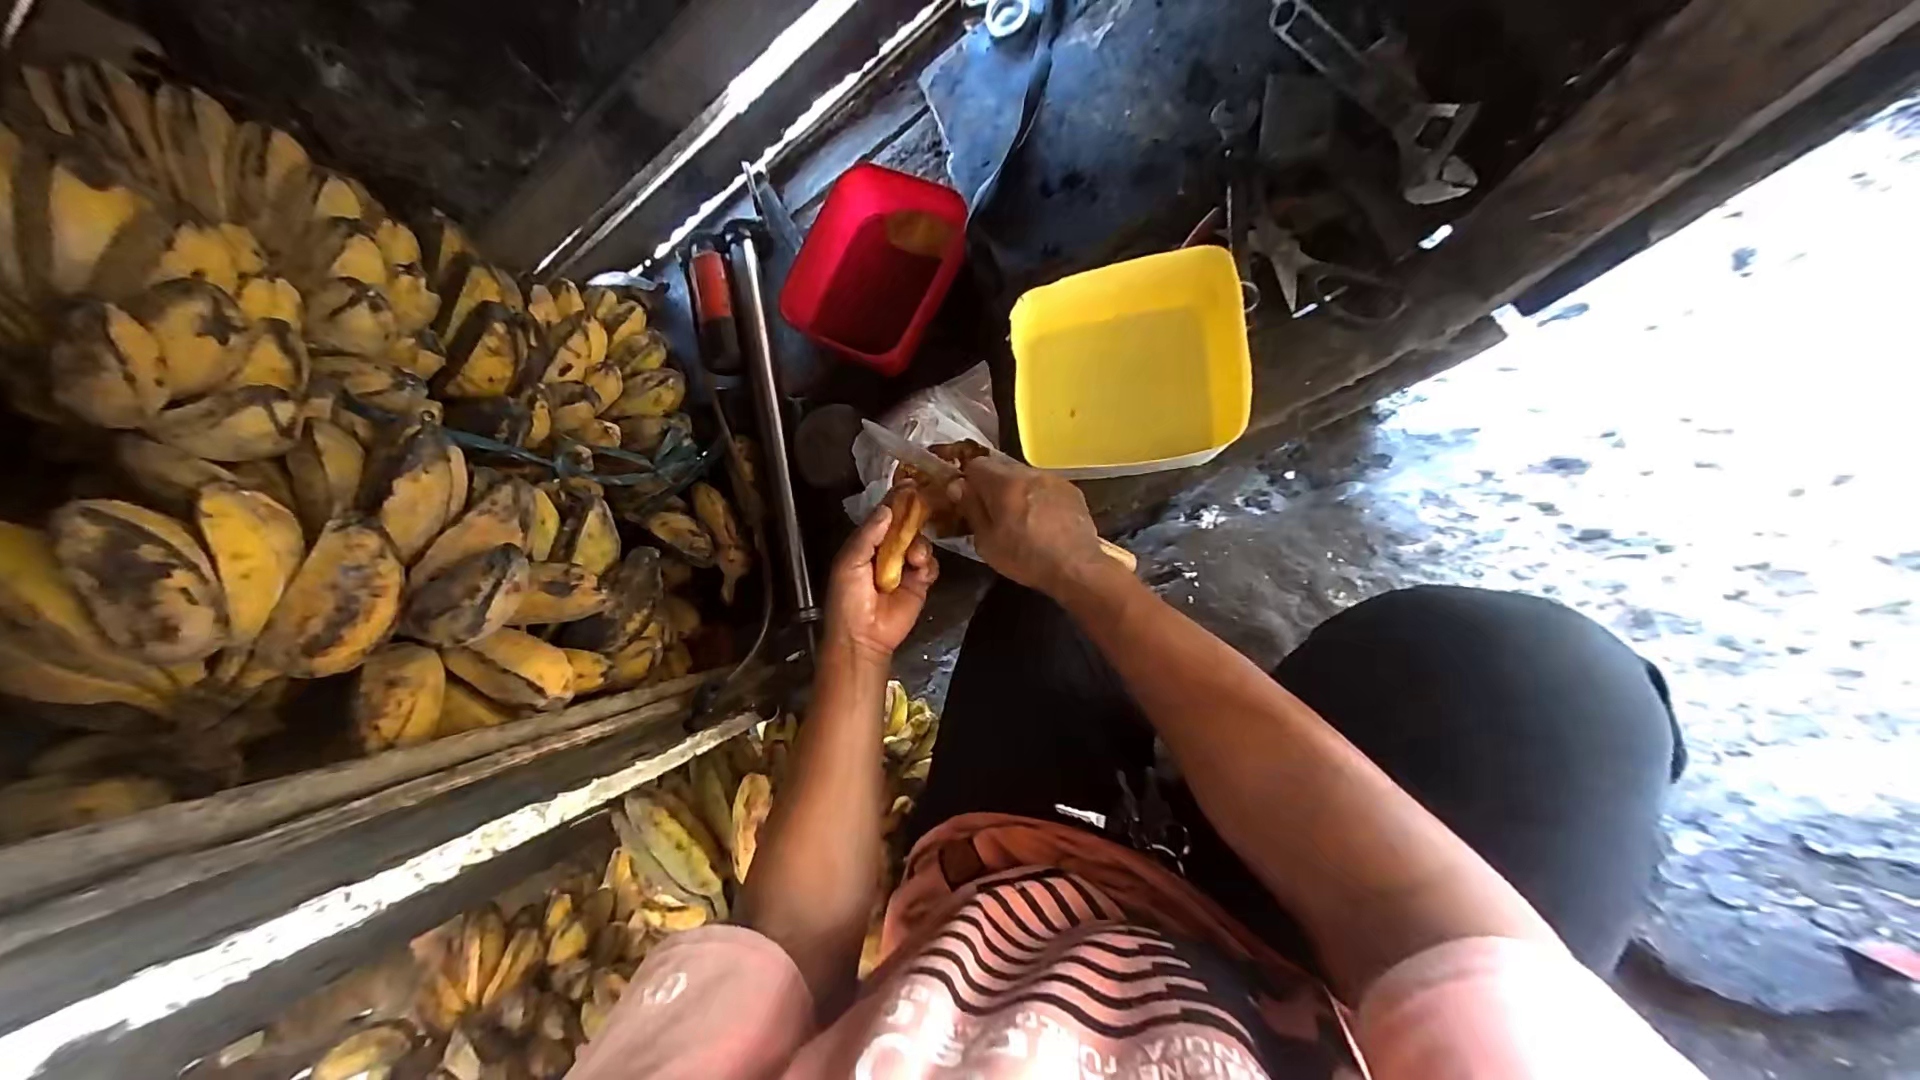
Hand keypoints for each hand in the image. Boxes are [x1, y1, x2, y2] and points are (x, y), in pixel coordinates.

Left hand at [824, 504, 938, 659]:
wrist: (863, 637)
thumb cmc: (848, 599)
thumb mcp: (850, 562)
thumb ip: (869, 534)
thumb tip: (888, 509)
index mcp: (867, 543)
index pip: (883, 517)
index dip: (895, 501)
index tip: (909, 485)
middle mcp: (887, 551)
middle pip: (907, 526)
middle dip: (915, 518)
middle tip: (925, 509)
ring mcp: (905, 568)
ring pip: (921, 543)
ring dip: (920, 546)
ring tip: (914, 559)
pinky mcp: (920, 584)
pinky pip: (931, 566)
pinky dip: (929, 565)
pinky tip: (920, 570)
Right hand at [954, 456, 1105, 594]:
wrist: (1076, 567)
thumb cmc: (1025, 558)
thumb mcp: (987, 542)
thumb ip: (971, 509)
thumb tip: (958, 486)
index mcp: (1004, 483)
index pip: (976, 464)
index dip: (968, 480)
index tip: (968, 499)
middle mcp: (1029, 473)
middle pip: (1001, 467)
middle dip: (992, 484)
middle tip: (992, 511)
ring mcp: (1053, 479)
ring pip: (1025, 476)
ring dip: (1016, 490)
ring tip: (1019, 517)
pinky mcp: (1071, 490)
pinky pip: (1045, 486)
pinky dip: (1037, 496)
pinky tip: (1042, 519)